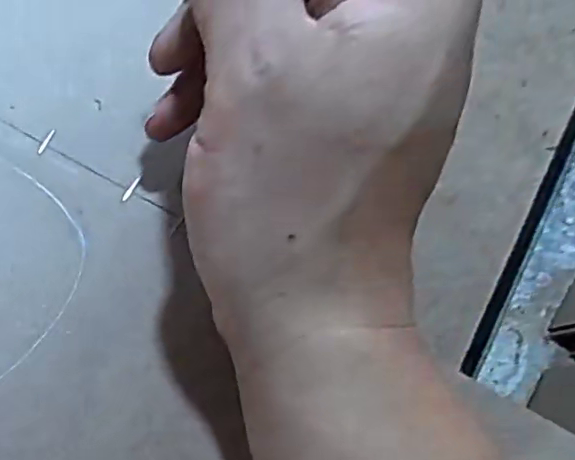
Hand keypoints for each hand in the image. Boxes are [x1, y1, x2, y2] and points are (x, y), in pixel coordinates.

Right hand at [146, 0, 481, 337]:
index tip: (199, 19)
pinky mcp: (341, 142)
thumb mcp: (253, 69)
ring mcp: (375, 92)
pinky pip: (287, 94)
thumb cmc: (283, 196)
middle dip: (224, 17)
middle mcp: (409, 31)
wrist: (305, 315)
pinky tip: (190, 136)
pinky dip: (235, 106)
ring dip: (217, 65)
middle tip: (168, 57)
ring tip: (166, 114)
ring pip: (286, 41)